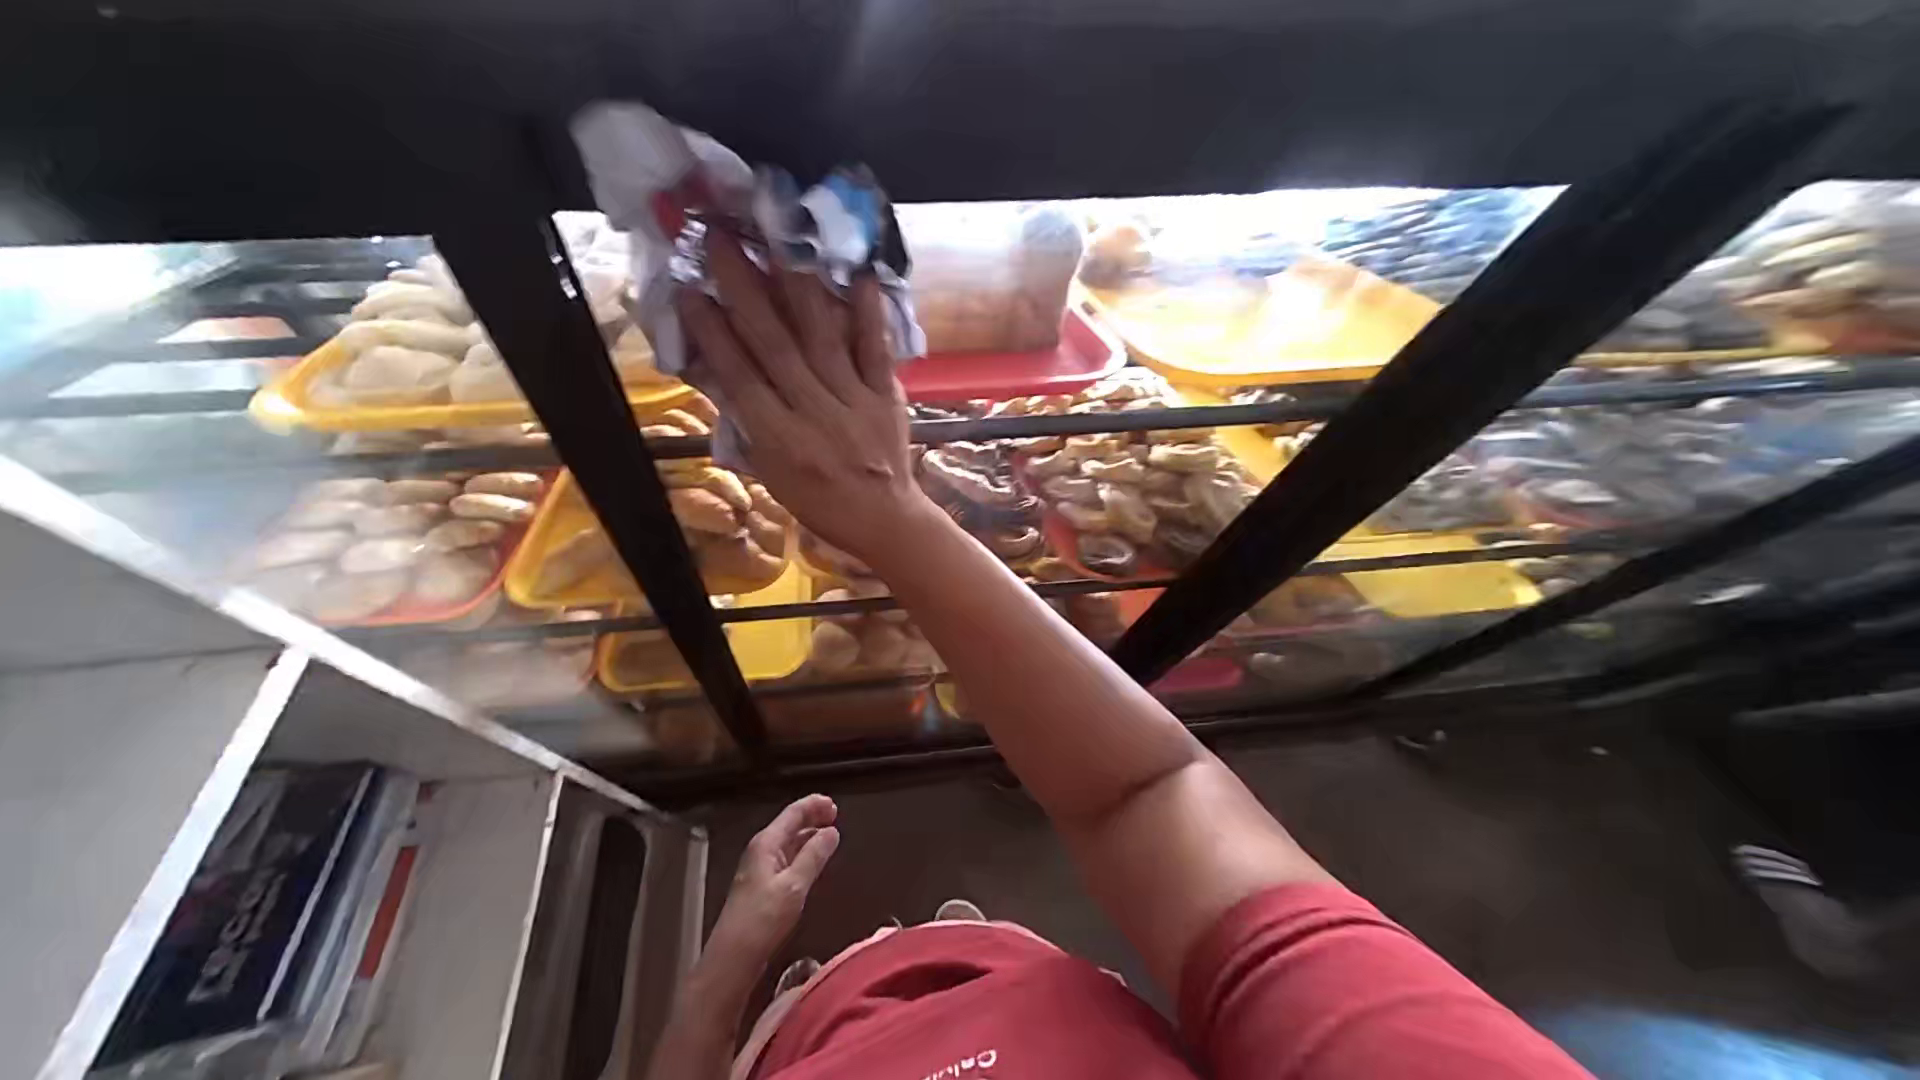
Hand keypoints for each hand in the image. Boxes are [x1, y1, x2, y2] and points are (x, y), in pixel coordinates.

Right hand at [676, 231, 934, 562]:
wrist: (884, 519)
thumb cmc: (820, 503)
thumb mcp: (772, 474)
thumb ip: (747, 424)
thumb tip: (717, 370)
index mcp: (780, 439)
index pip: (740, 376)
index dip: (712, 332)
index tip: (689, 288)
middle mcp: (814, 413)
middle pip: (774, 345)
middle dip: (744, 290)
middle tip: (721, 240)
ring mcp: (854, 402)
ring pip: (821, 338)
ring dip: (797, 287)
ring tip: (779, 240)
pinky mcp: (886, 396)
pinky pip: (875, 351)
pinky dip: (868, 314)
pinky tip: (859, 275)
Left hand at [712, 794, 840, 958]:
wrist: (732, 959)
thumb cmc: (763, 919)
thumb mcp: (794, 886)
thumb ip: (814, 856)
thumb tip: (832, 831)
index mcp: (766, 843)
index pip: (793, 813)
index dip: (815, 805)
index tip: (835, 805)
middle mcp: (761, 850)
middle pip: (789, 824)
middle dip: (812, 817)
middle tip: (836, 816)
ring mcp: (760, 868)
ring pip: (788, 841)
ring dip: (809, 835)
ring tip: (830, 834)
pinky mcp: (762, 886)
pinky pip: (786, 858)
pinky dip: (802, 852)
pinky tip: (813, 860)